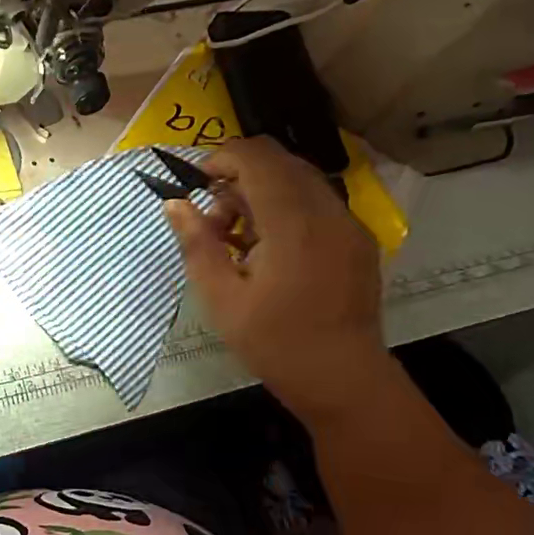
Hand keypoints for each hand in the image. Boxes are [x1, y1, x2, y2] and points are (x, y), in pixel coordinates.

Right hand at [164, 137, 387, 423]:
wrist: (342, 378)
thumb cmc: (275, 343)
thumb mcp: (222, 299)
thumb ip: (197, 245)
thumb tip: (174, 204)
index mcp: (292, 222)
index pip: (257, 157)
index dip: (221, 159)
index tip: (198, 190)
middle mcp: (327, 210)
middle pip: (279, 161)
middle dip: (239, 179)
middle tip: (216, 225)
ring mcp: (349, 223)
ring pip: (300, 180)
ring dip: (264, 193)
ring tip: (242, 242)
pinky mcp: (359, 239)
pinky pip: (319, 203)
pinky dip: (289, 210)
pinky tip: (274, 252)